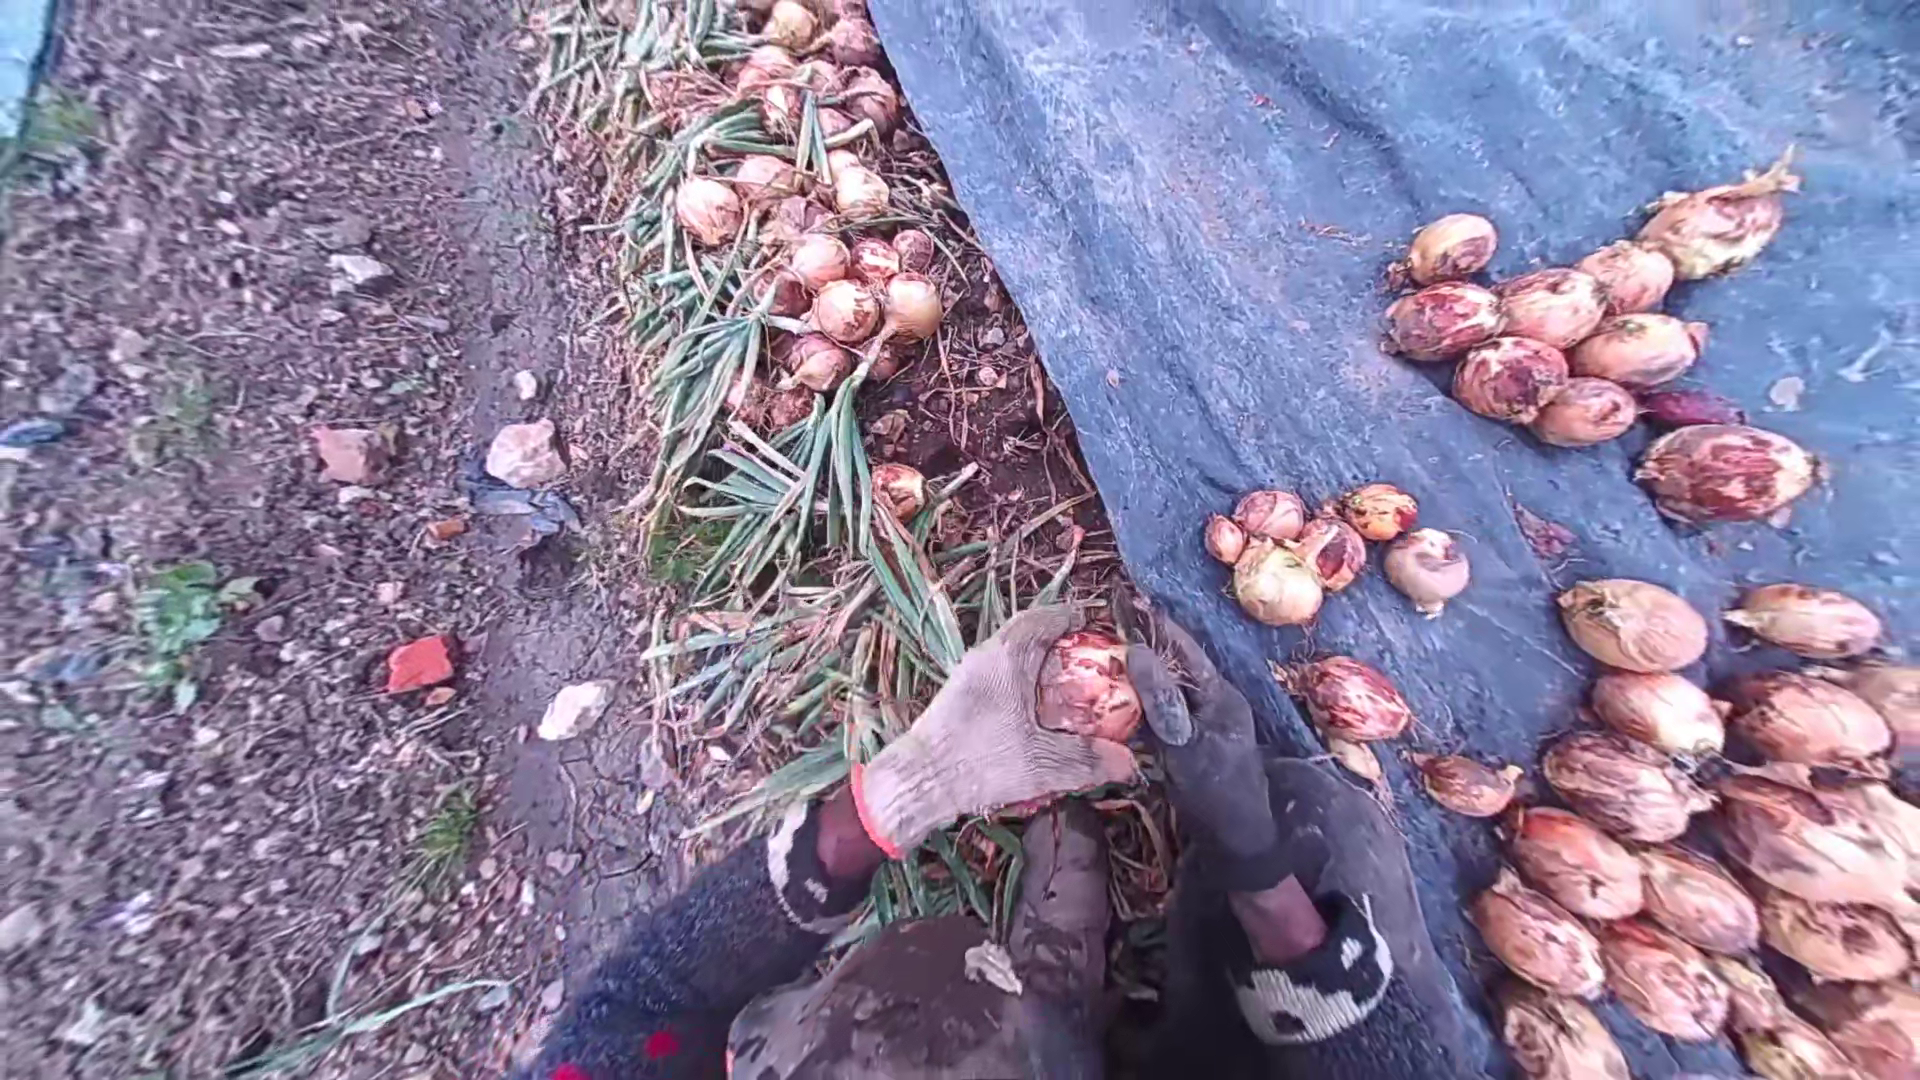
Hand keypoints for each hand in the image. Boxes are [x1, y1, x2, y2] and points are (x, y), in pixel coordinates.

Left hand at [852, 606, 1138, 855]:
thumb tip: (1131, 763)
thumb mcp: (1045, 763)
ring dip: (1037, 655)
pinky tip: (1031, 704)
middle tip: (1085, 652)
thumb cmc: (983, 761)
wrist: (921, 780)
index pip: (1045, 618)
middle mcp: (986, 654)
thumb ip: (1090, 760)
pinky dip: (1020, 673)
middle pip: (1027, 630)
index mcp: (1009, 655)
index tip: (1095, 624)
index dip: (1072, 616)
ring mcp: (968, 671)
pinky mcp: (959, 691)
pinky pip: (998, 668)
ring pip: (1010, 649)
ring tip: (1063, 677)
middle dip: (1058, 636)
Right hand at [1129, 612, 1303, 891]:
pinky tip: (1116, 686)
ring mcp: (1199, 718)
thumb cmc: (1215, 794)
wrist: (1235, 844)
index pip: (1182, 647)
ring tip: (1107, 642)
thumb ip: (1162, 700)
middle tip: (1110, 615)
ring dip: (1138, 663)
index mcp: (1219, 694)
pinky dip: (1137, 693)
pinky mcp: (1186, 736)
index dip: (1154, 622)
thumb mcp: (1186, 745)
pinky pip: (1159, 705)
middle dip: (1143, 637)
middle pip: (1172, 660)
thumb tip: (1136, 651)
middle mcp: (1211, 699)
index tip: (1126, 597)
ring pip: (1164, 681)